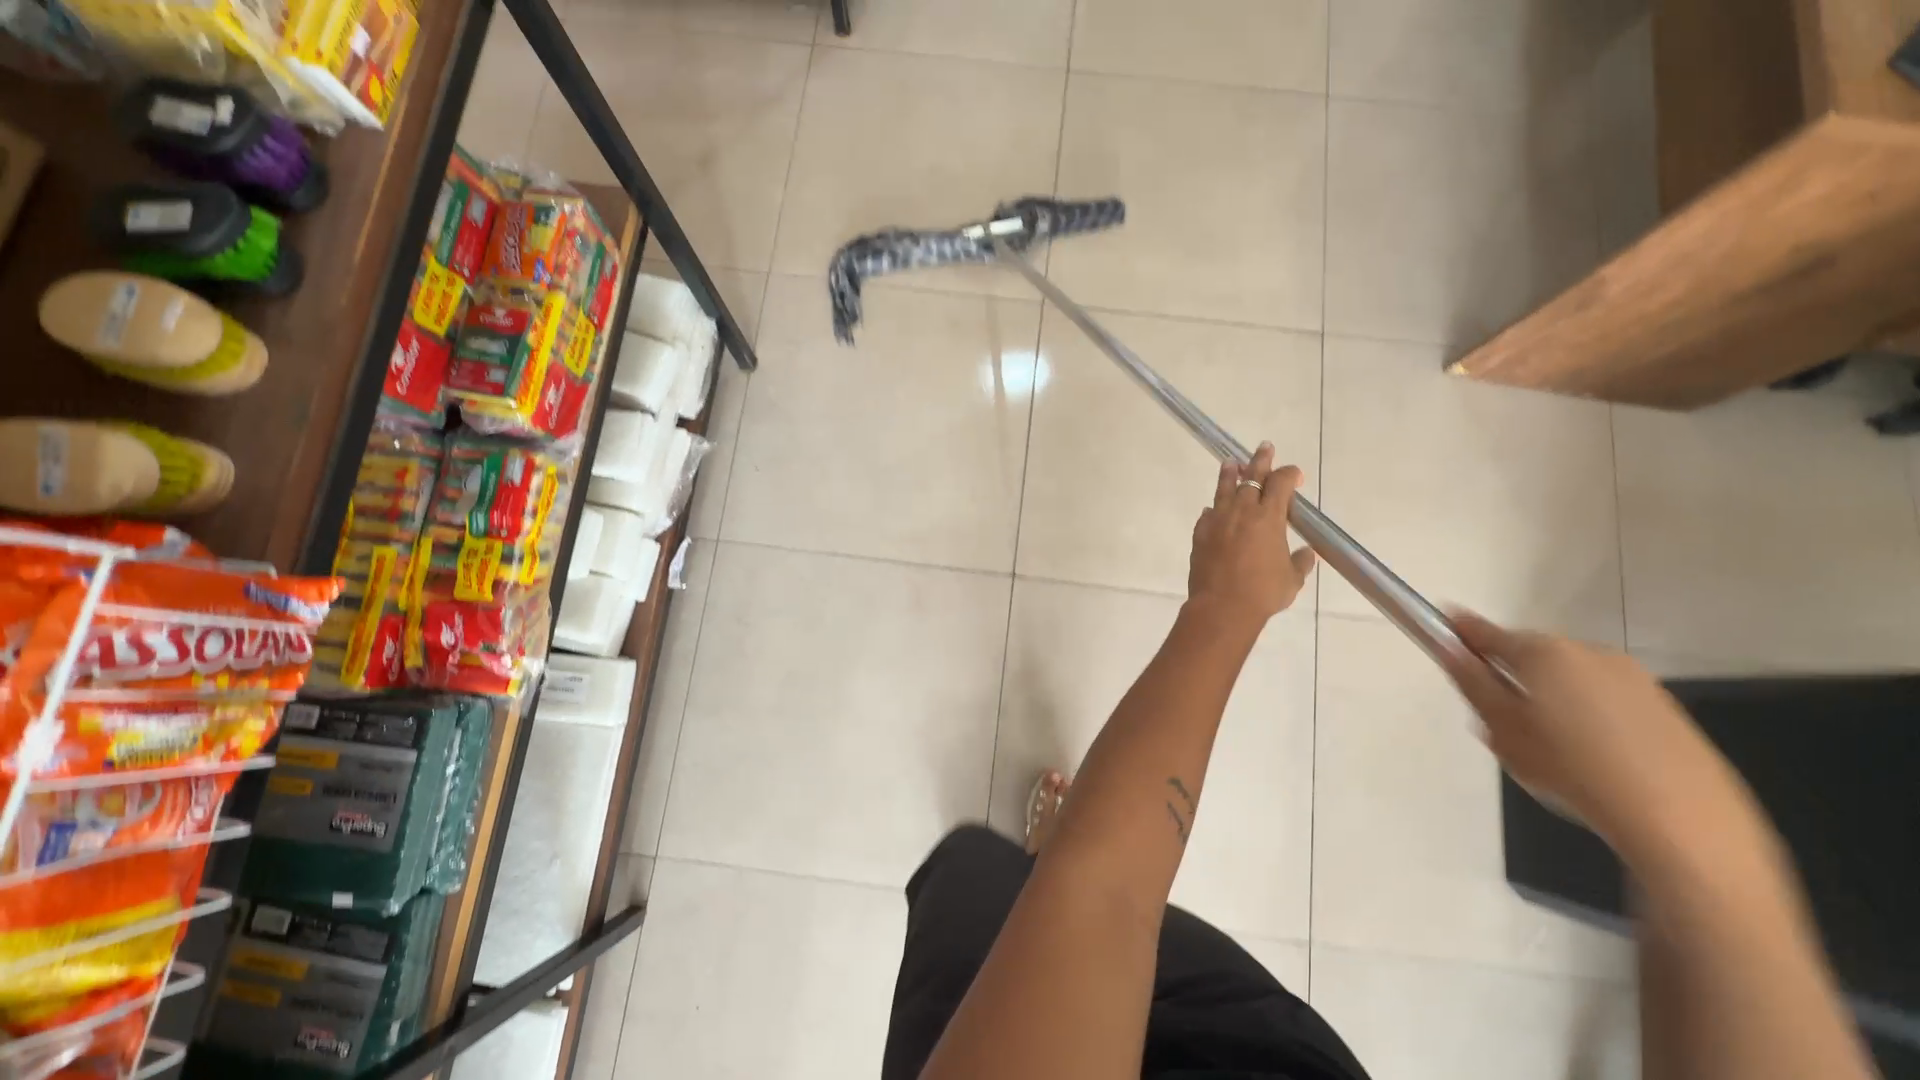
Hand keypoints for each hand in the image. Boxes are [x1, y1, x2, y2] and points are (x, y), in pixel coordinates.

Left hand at [1187, 442, 1315, 626]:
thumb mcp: (1291, 580)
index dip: (1289, 474)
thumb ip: (1300, 563)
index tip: (1295, 475)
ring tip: (1230, 463)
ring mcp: (1218, 521)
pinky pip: (1207, 516)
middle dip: (1260, 461)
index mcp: (1269, 517)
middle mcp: (1242, 512)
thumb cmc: (1262, 592)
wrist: (1221, 607)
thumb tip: (1308, 554)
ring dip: (1230, 475)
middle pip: (1252, 477)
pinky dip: (1214, 510)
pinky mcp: (1200, 535)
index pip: (1281, 484)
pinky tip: (1213, 510)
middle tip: (1264, 447)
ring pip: (1224, 490)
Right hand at [1444, 613, 1750, 857]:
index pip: (1487, 632)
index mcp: (1542, 654)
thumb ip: (1473, 685)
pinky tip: (1590, 755)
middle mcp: (1586, 651)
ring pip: (1569, 676)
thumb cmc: (1572, 770)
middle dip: (1511, 676)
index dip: (1462, 632)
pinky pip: (1604, 696)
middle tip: (1498, 720)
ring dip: (1549, 696)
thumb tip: (1449, 650)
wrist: (1678, 816)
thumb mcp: (1504, 732)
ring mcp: (1630, 675)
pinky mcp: (1660, 703)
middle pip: (1531, 654)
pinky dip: (1587, 713)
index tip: (1443, 632)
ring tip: (1547, 746)